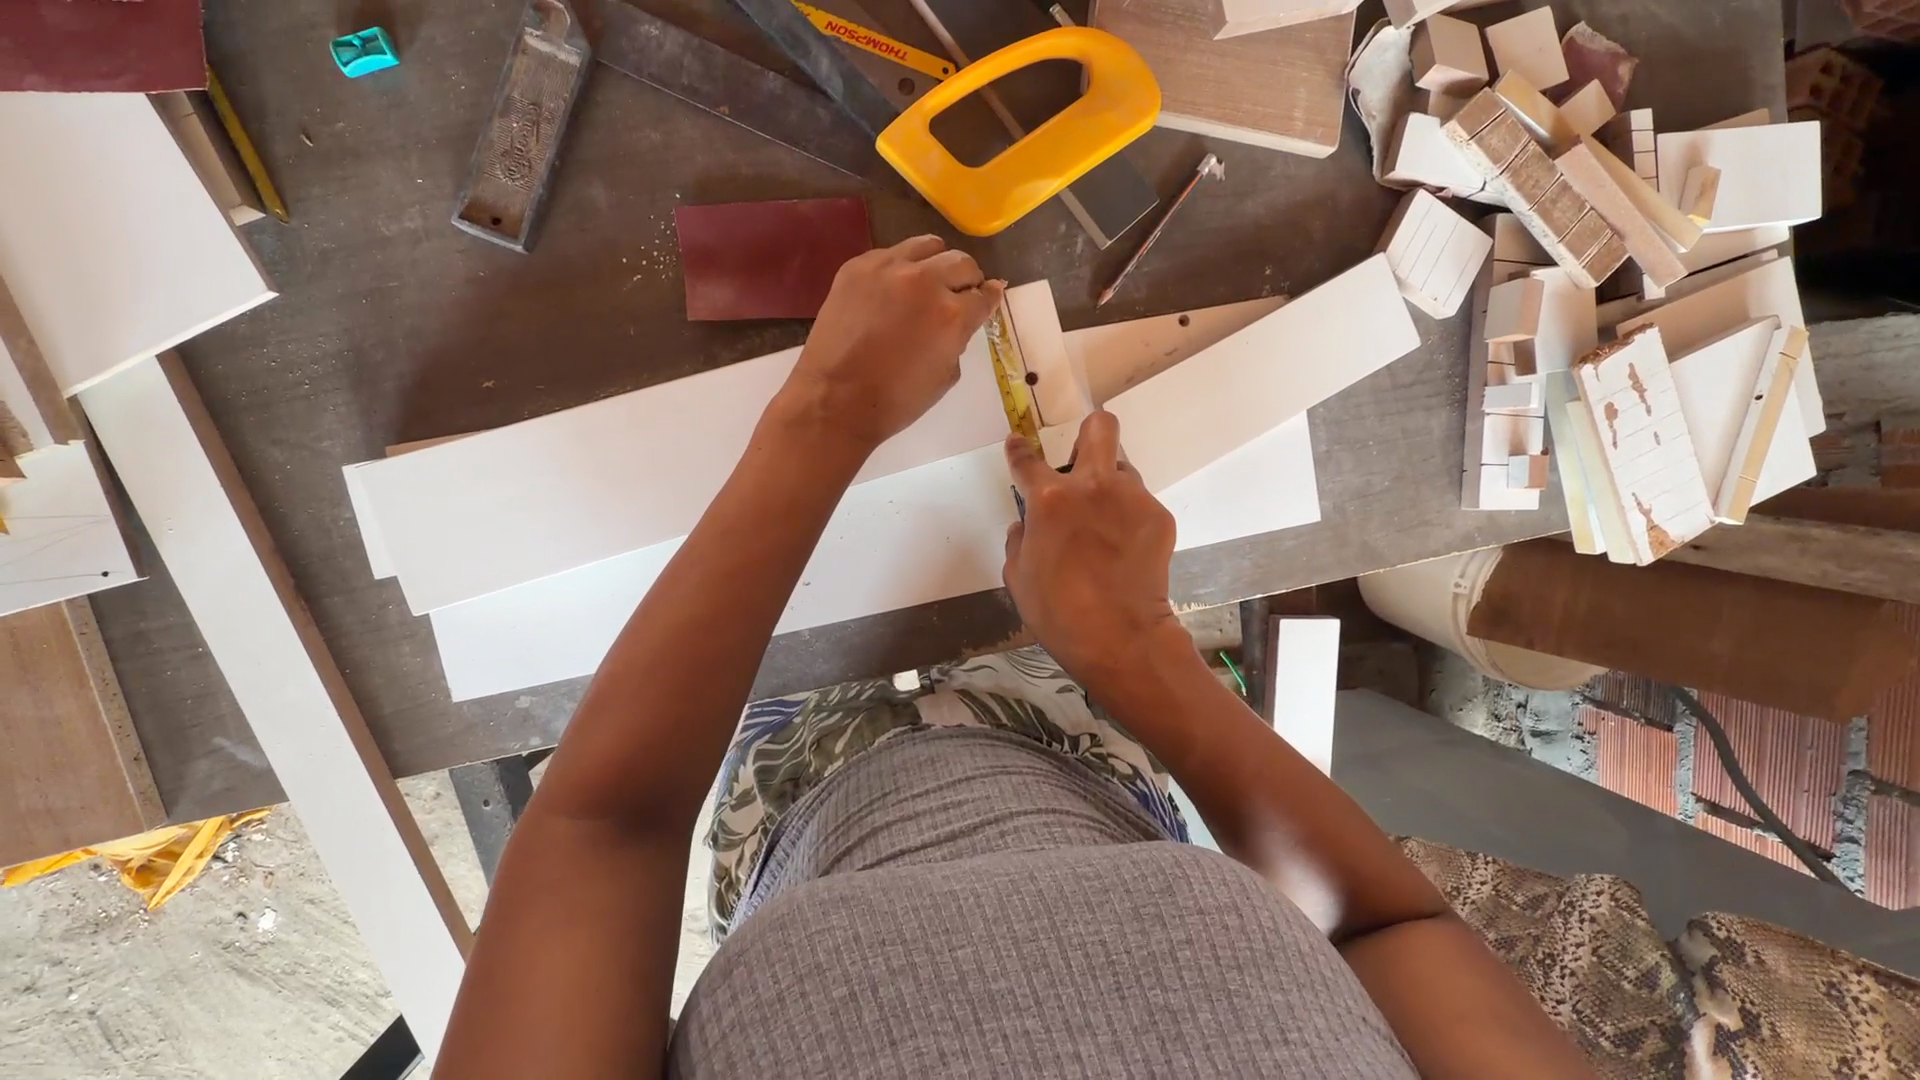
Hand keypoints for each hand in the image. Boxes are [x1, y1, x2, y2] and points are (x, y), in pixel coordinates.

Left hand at [779, 235, 1004, 453]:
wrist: (834, 400)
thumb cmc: (895, 401)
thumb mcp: (945, 377)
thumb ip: (959, 340)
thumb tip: (961, 320)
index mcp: (951, 315)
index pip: (984, 295)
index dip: (990, 297)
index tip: (990, 296)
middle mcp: (924, 281)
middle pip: (962, 263)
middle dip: (967, 280)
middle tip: (960, 294)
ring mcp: (888, 268)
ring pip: (928, 246)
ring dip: (937, 262)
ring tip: (929, 281)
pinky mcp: (858, 266)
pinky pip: (891, 253)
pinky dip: (902, 267)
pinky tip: (894, 289)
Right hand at [1002, 411, 1192, 691]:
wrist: (1119, 636)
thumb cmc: (1057, 611)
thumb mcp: (1018, 576)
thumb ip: (1020, 539)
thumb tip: (1027, 524)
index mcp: (1049, 498)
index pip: (1026, 460)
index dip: (1018, 449)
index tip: (1018, 443)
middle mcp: (1093, 485)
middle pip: (1100, 427)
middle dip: (1090, 430)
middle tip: (1082, 457)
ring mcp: (1131, 498)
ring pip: (1123, 470)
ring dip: (1110, 487)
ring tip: (1106, 524)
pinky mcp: (1159, 517)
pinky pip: (1139, 505)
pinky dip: (1129, 520)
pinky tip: (1124, 550)